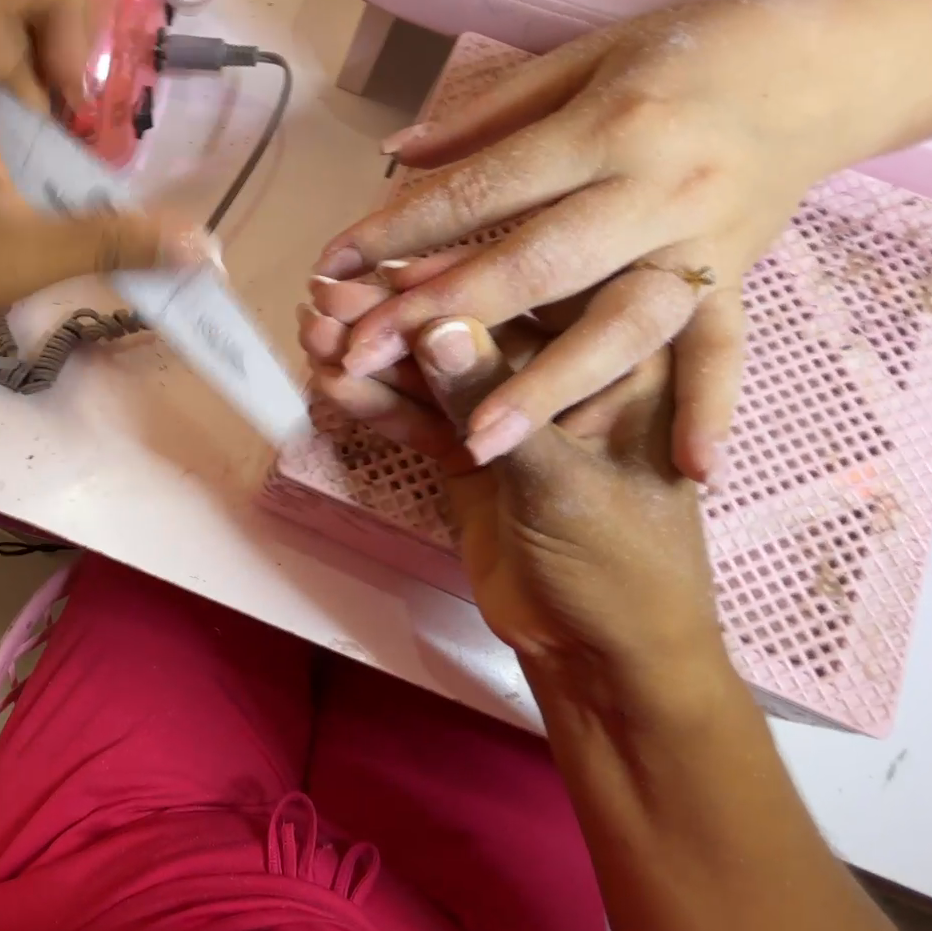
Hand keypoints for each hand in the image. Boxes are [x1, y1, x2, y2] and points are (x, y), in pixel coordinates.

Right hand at [310, 313, 729, 685]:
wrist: (597, 655)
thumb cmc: (619, 565)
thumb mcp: (559, 478)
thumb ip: (490, 399)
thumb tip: (431, 325)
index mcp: (619, 361)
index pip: (532, 301)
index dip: (455, 283)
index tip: (382, 274)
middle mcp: (558, 374)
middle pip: (467, 335)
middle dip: (393, 324)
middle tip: (327, 304)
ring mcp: (506, 415)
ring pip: (432, 377)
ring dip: (373, 362)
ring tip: (312, 337)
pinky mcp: (468, 452)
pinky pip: (418, 421)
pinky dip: (376, 407)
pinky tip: (330, 386)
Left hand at [312, 0, 893, 481]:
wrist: (836, 59)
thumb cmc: (689, 52)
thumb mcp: (583, 61)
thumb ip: (487, 115)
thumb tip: (395, 152)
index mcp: (606, 127)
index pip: (478, 190)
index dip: (398, 230)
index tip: (331, 267)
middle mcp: (654, 191)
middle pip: (531, 267)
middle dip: (440, 318)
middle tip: (360, 358)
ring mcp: (703, 244)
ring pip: (618, 325)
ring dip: (549, 387)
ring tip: (480, 444)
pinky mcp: (741, 280)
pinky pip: (726, 350)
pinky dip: (712, 409)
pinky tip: (691, 471)